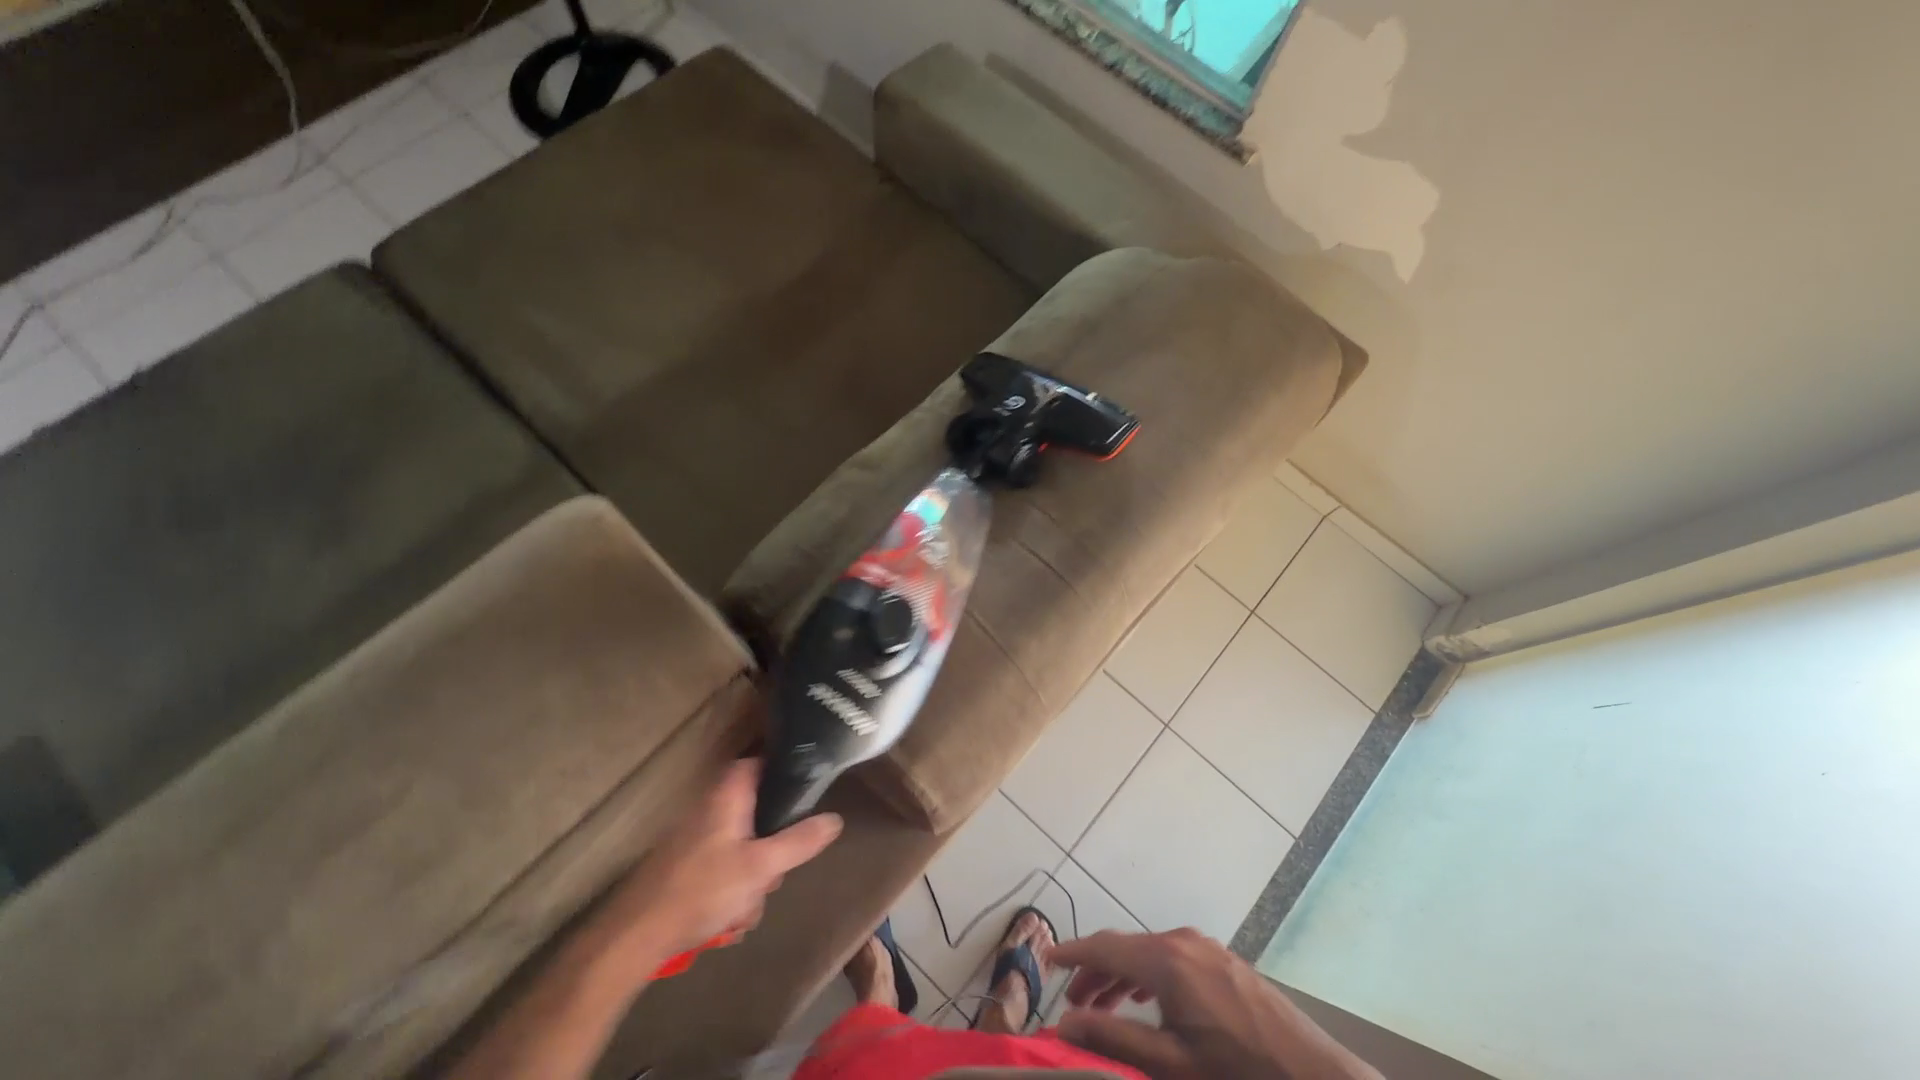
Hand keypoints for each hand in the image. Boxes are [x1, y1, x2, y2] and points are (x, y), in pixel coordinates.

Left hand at [587, 759, 843, 976]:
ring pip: (746, 851)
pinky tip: (729, 920)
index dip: (782, 769)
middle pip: (758, 814)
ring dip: (754, 881)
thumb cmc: (702, 890)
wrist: (638, 934)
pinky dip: (734, 896)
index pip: (757, 762)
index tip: (808, 788)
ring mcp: (698, 842)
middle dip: (773, 848)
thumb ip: (800, 841)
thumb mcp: (761, 867)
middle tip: (775, 871)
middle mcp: (711, 811)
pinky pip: (727, 874)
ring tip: (746, 905)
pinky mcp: (690, 869)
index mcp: (726, 797)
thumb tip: (835, 818)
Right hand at [1048, 929, 1381, 1079]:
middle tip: (1072, 1003)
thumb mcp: (1169, 1063)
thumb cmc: (1235, 1071)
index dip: (1071, 954)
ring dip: (1120, 974)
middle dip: (1094, 971)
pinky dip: (1147, 973)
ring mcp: (1207, 948)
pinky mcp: (1224, 960)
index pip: (1104, 947)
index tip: (1044, 961)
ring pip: (1148, 952)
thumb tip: (1062, 1024)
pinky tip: (1146, 998)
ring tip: (1103, 1005)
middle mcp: (1183, 941)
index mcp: (1166, 960)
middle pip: (1125, 947)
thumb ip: (1111, 1039)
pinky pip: (1171, 956)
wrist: (1311, 1075)